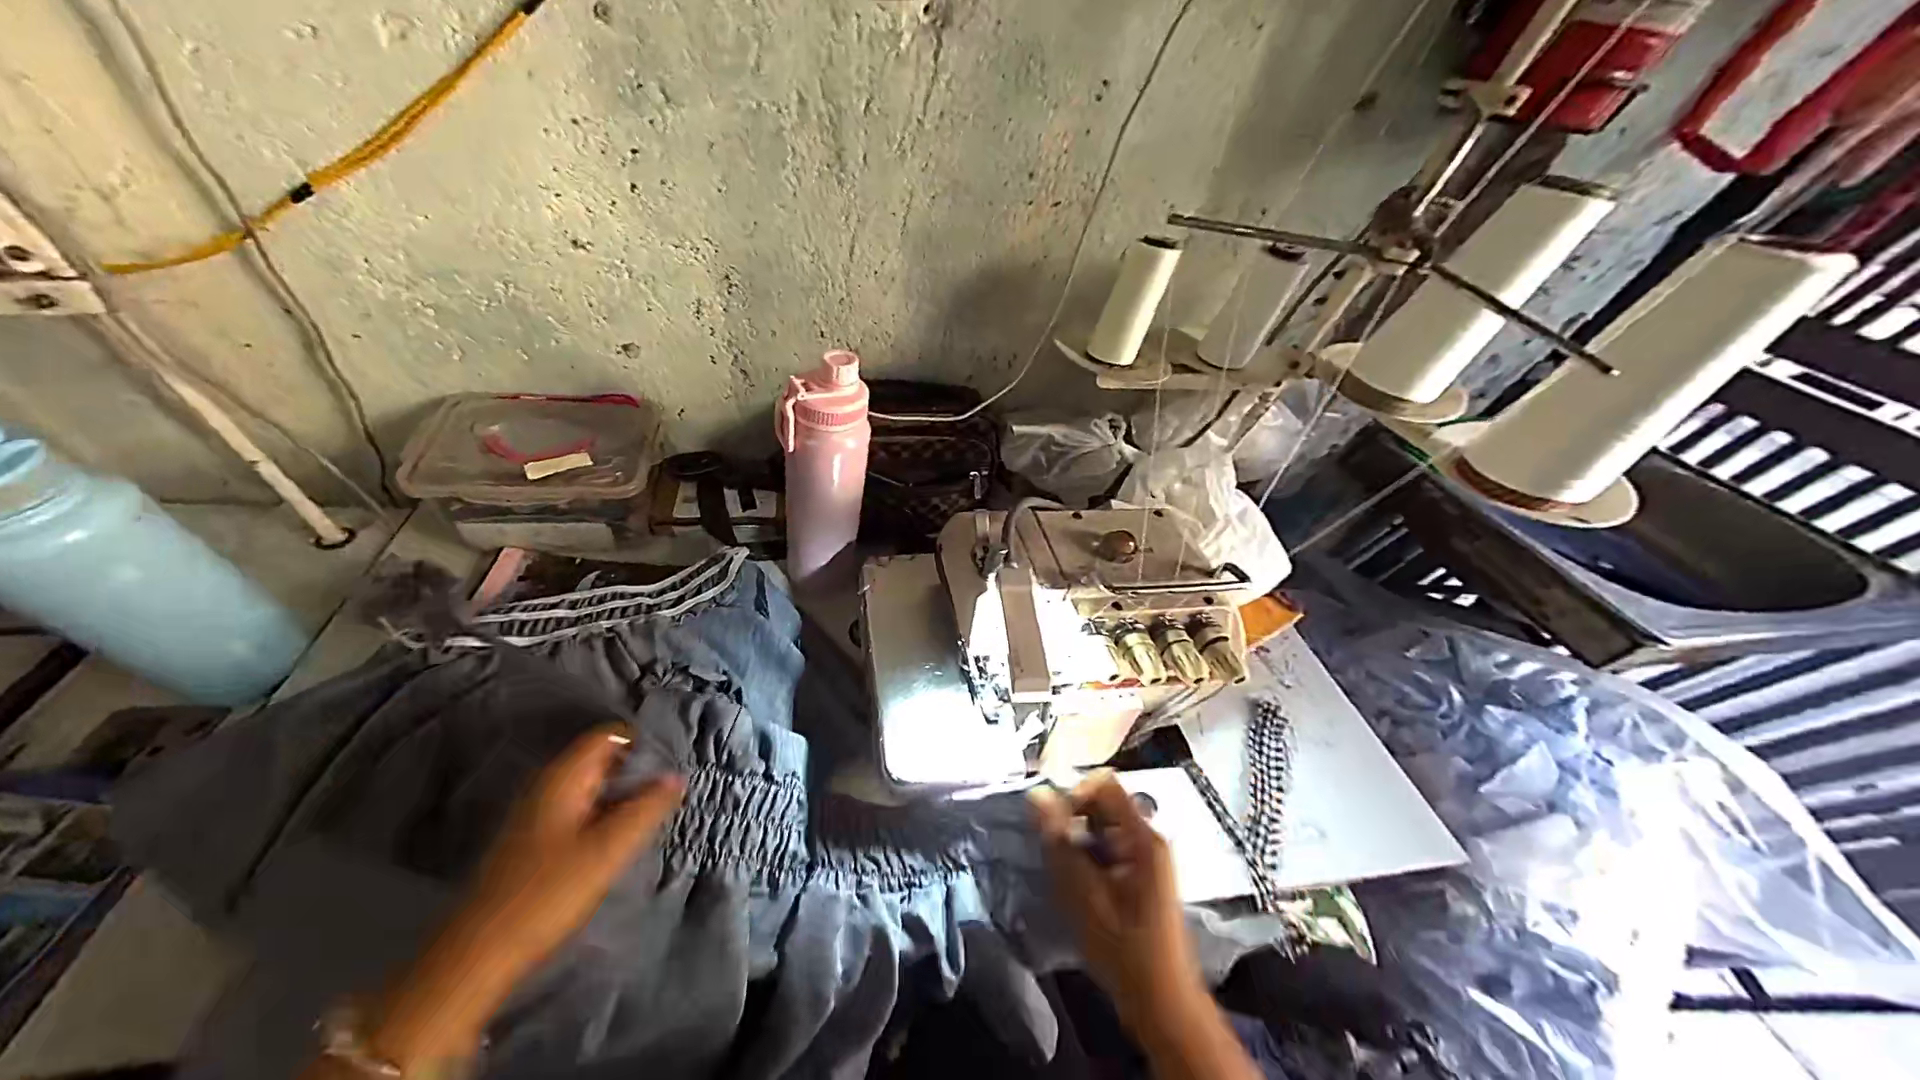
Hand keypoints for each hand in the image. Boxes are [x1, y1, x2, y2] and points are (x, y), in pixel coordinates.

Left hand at [449, 724, 684, 976]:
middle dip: (637, 770)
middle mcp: (547, 786)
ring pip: (592, 786)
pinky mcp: (534, 840)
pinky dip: (605, 814)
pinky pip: (581, 809)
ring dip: (623, 795)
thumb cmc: (549, 893)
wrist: (479, 955)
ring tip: (652, 815)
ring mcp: (537, 813)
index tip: (673, 764)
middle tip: (669, 792)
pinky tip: (619, 838)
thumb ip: (648, 808)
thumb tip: (677, 776)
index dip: (644, 742)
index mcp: (563, 777)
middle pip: (601, 758)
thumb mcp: (609, 849)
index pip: (610, 734)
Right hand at [1031, 771, 1261, 1079]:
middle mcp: (1149, 837)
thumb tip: (1037, 794)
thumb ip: (1059, 841)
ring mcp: (1149, 855)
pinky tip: (1083, 889)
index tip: (1056, 829)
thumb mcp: (1083, 894)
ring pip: (1103, 826)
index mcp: (1142, 836)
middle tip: (1059, 858)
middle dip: (1074, 822)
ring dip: (1080, 842)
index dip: (1074, 796)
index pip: (1103, 783)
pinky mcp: (1143, 873)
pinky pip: (1110, 845)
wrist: (1162, 1002)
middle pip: (1102, 802)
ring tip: (1069, 877)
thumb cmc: (1123, 951)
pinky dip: (1090, 857)